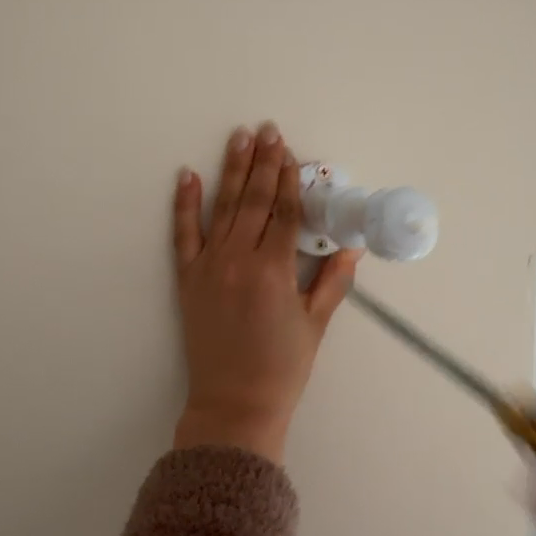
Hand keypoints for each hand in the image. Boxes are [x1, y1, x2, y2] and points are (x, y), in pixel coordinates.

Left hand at [170, 123, 361, 462]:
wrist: (233, 405)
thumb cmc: (282, 368)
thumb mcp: (316, 325)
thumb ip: (333, 281)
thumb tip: (352, 245)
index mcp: (275, 271)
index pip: (284, 211)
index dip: (289, 178)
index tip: (291, 150)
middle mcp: (240, 260)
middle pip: (253, 200)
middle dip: (262, 162)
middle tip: (268, 129)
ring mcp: (209, 266)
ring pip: (222, 208)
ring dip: (231, 169)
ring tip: (239, 137)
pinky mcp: (187, 278)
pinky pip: (184, 234)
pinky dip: (185, 204)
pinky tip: (187, 175)